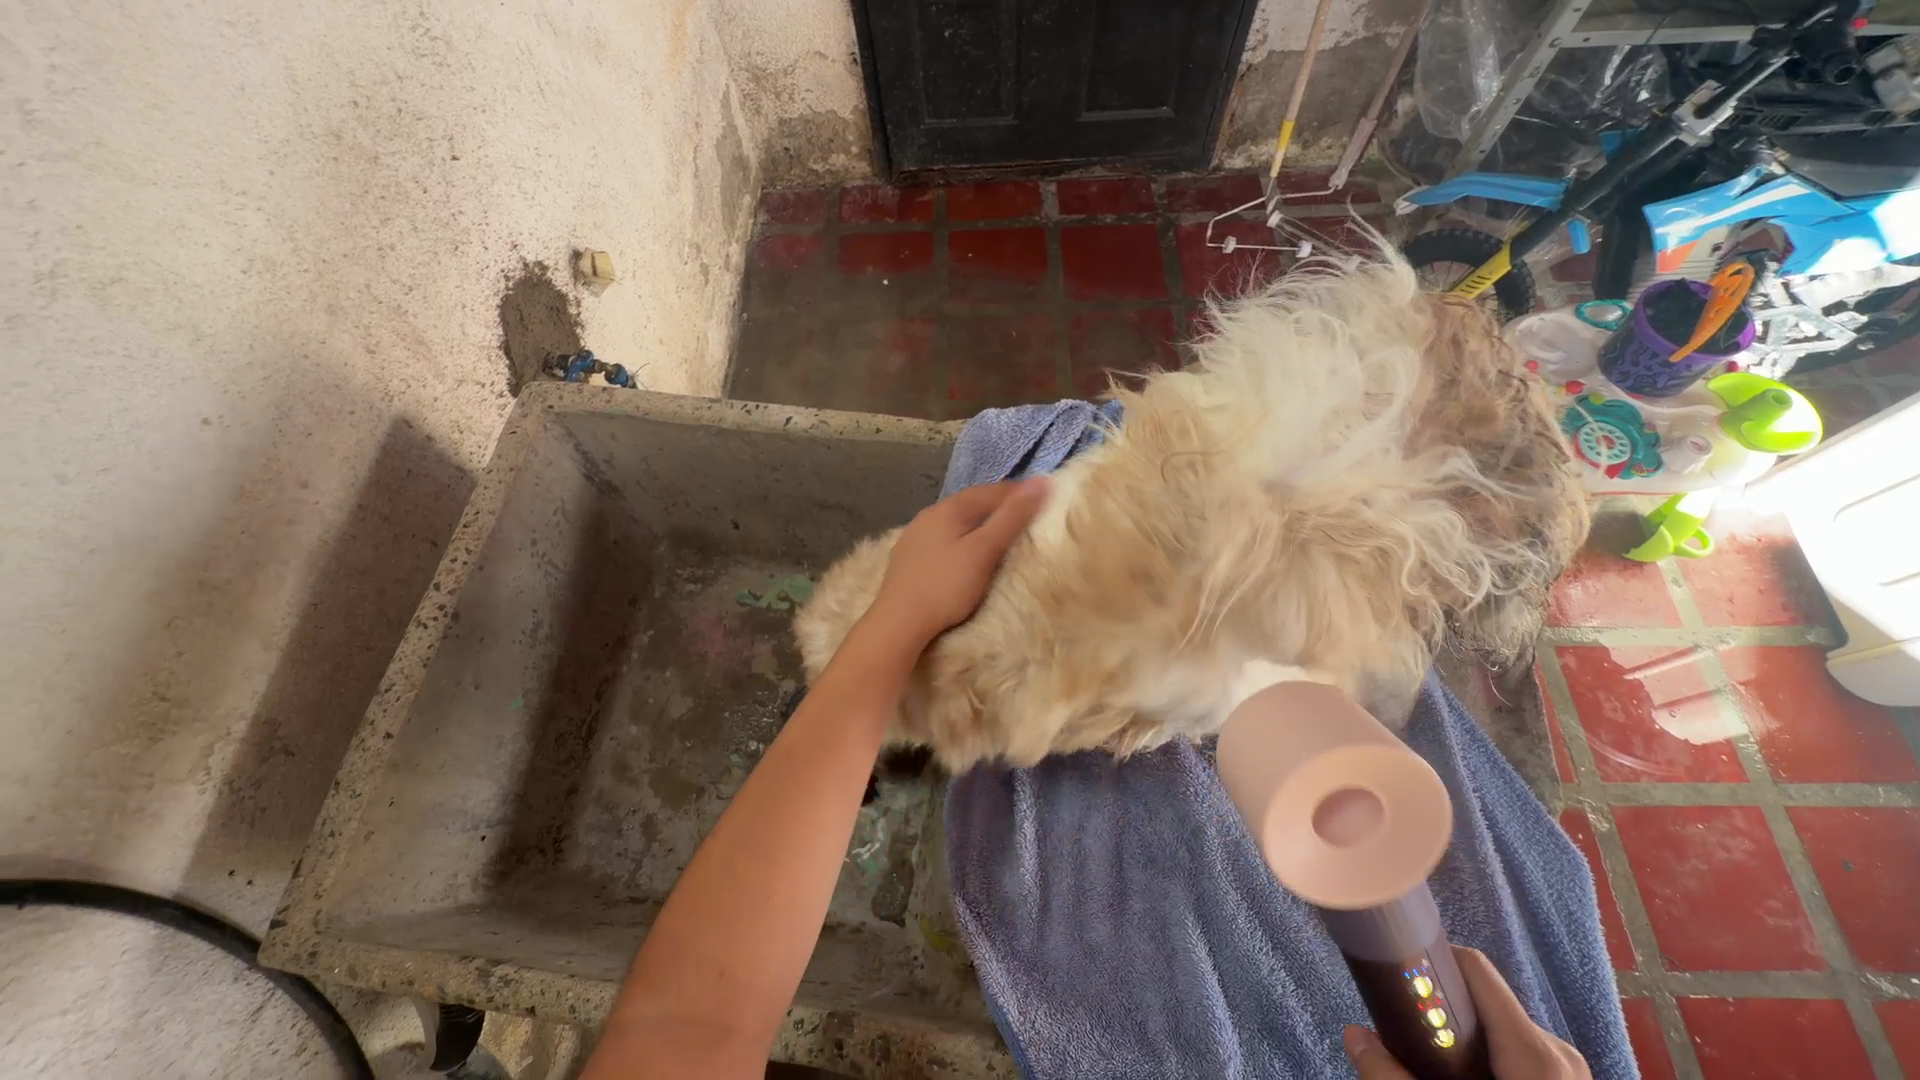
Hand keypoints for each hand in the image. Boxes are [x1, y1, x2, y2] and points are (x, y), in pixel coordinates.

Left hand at [860, 478, 1050, 647]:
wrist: (898, 622)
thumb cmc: (946, 586)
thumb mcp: (985, 551)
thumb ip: (1012, 518)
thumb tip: (1041, 482)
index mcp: (949, 508)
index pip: (991, 491)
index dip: (1019, 493)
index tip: (1044, 498)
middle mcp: (929, 515)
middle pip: (971, 503)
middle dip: (999, 505)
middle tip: (1025, 514)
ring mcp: (914, 536)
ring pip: (955, 521)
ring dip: (979, 522)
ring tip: (999, 532)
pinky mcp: (908, 557)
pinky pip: (942, 538)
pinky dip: (961, 538)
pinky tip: (965, 551)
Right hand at [1343, 947, 1591, 1079]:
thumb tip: (1354, 1035)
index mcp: (1535, 1053)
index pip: (1475, 970)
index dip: (1430, 961)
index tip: (1394, 977)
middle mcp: (1558, 1052)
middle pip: (1482, 1002)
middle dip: (1439, 1012)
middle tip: (1406, 1037)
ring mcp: (1569, 1073)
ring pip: (1499, 1030)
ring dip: (1460, 1041)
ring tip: (1433, 1071)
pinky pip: (1517, 1054)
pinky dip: (1484, 1061)